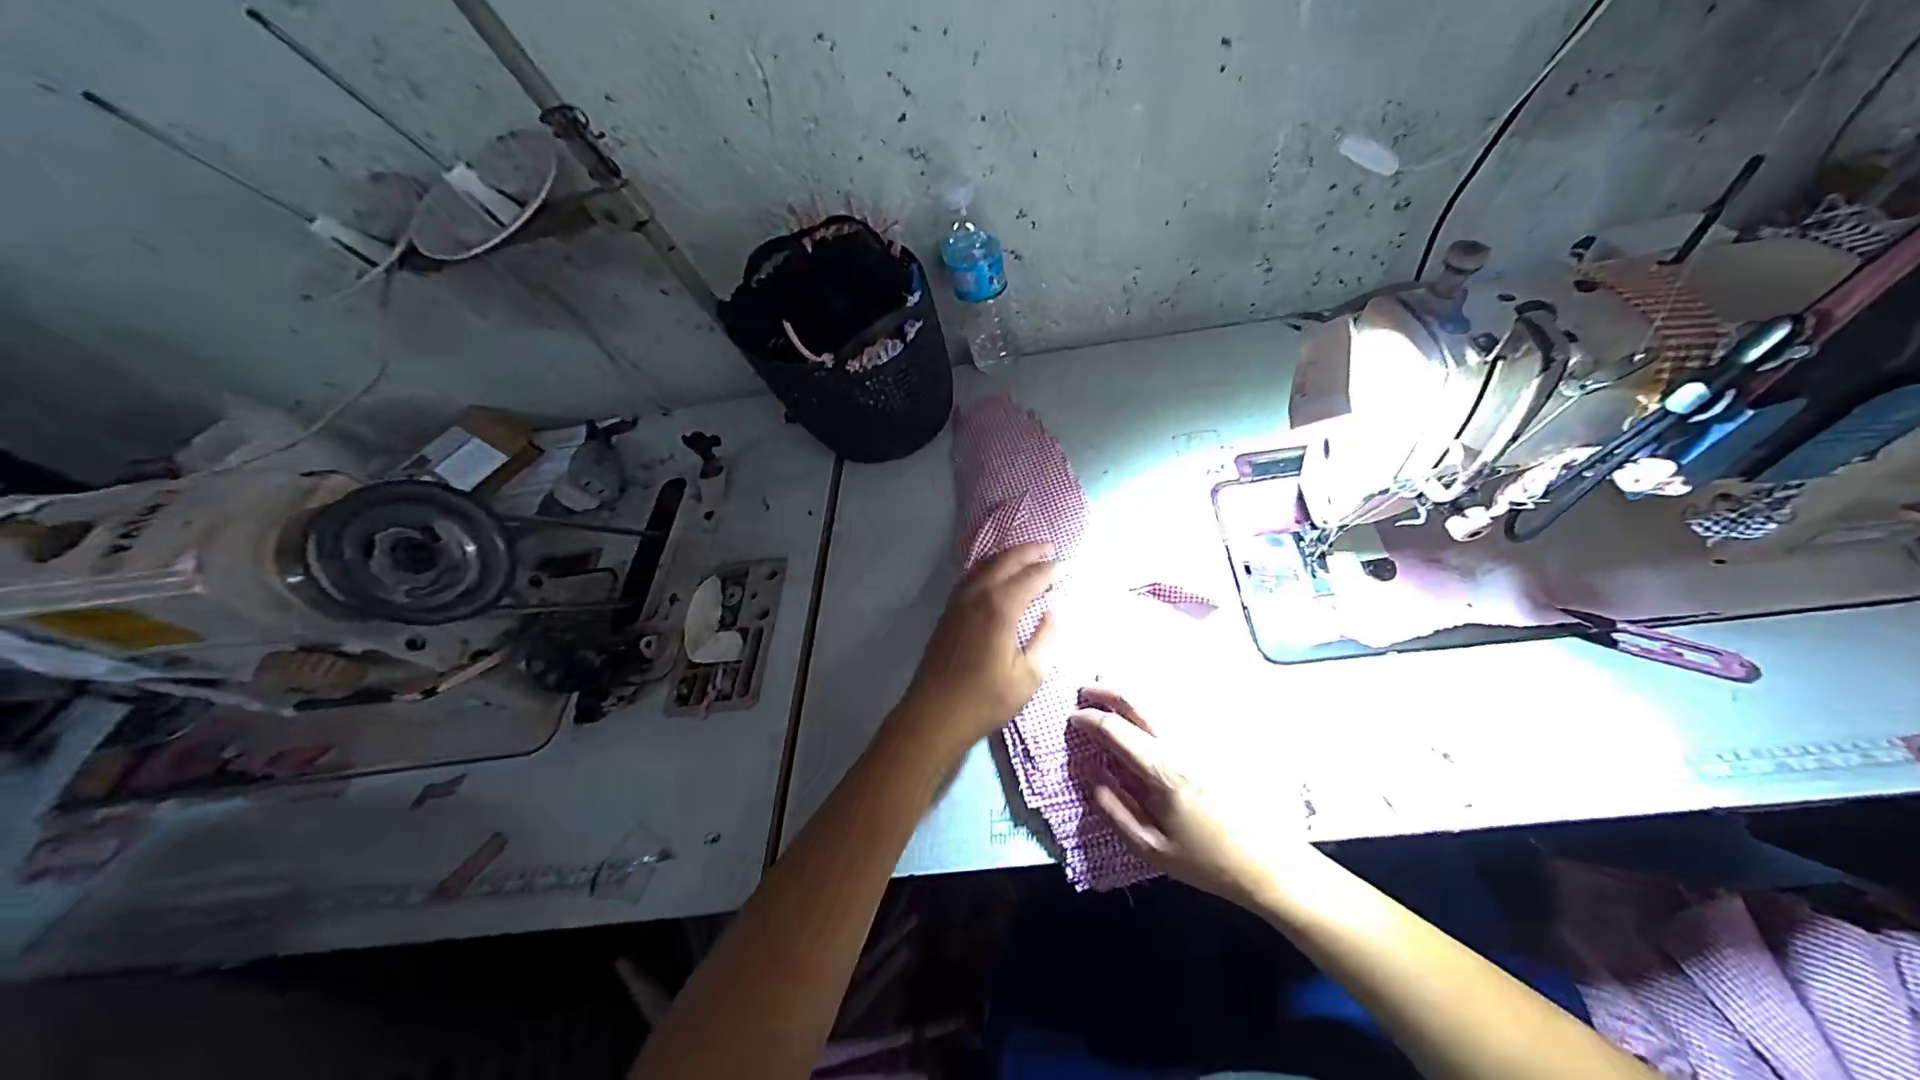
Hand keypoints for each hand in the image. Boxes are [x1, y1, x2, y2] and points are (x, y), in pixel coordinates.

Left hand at [898, 543, 1058, 749]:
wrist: (934, 714)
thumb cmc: (986, 699)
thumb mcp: (1029, 674)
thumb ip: (1047, 637)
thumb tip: (1056, 609)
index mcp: (1000, 606)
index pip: (1032, 575)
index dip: (1053, 569)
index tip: (1069, 565)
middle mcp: (977, 594)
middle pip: (1006, 559)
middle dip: (1031, 551)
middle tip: (1051, 548)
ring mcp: (958, 600)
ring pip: (985, 564)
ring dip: (1009, 556)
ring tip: (1028, 556)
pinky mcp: (948, 611)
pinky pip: (972, 576)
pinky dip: (990, 567)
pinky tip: (998, 576)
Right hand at [1072, 688, 1306, 910]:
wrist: (1270, 864)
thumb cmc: (1207, 861)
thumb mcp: (1151, 848)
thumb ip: (1114, 809)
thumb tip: (1090, 774)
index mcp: (1162, 771)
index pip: (1116, 729)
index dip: (1089, 720)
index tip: (1072, 720)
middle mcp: (1182, 745)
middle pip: (1138, 700)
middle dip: (1106, 690)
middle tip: (1084, 693)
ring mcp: (1201, 740)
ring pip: (1158, 700)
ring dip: (1129, 693)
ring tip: (1108, 696)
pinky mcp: (1216, 743)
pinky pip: (1177, 712)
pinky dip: (1152, 705)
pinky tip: (1143, 714)